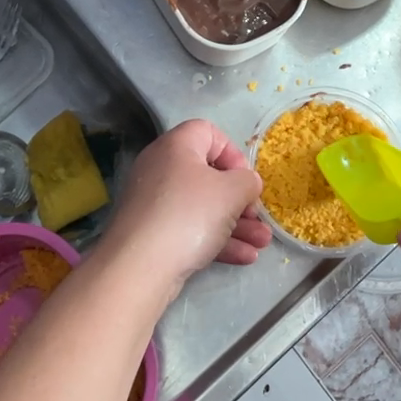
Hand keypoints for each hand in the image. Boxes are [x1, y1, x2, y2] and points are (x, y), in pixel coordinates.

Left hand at [103, 120, 269, 290]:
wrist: (138, 267)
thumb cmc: (189, 216)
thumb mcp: (231, 192)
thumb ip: (248, 181)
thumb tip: (247, 182)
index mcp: (176, 146)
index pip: (208, 132)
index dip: (233, 153)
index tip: (246, 179)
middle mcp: (161, 168)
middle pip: (208, 175)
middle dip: (240, 198)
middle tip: (257, 216)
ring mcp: (155, 202)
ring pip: (203, 207)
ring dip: (235, 224)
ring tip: (262, 244)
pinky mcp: (153, 232)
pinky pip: (190, 229)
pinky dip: (216, 239)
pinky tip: (244, 257)